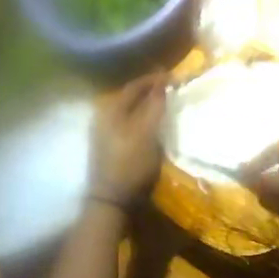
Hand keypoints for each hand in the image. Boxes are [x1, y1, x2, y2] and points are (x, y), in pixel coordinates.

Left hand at [88, 73, 167, 207]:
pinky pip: (129, 125)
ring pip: (130, 112)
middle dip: (151, 92)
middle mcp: (104, 117)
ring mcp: (104, 133)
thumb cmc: (131, 164)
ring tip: (166, 107)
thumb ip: (155, 106)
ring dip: (147, 107)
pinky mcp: (109, 148)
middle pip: (130, 98)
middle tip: (172, 90)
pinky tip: (154, 127)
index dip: (154, 79)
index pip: (134, 86)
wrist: (112, 201)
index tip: (174, 76)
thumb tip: (163, 83)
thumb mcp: (147, 133)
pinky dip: (143, 121)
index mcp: (111, 109)